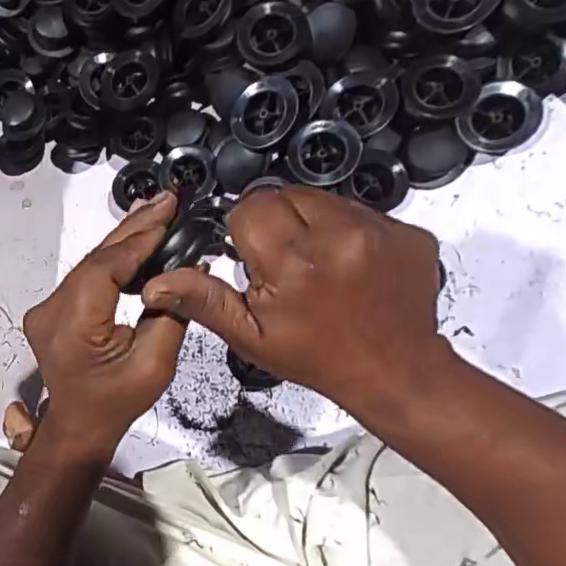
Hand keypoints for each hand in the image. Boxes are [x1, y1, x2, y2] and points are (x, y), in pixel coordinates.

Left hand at [21, 192, 186, 456]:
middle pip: (96, 258)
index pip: (107, 267)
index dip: (140, 239)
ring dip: (124, 240)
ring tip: (156, 213)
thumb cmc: (114, 404)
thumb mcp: (155, 364)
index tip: (168, 214)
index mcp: (72, 326)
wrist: (79, 425)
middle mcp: (50, 312)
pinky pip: (86, 276)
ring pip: (90, 263)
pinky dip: (112, 259)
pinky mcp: (51, 310)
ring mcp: (46, 310)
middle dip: (134, 228)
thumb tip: (188, 269)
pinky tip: (135, 243)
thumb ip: (172, 313)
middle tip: (166, 200)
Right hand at [140, 185, 449, 420]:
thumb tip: (160, 285)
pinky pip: (360, 210)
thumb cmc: (321, 358)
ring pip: (323, 198)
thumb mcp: (251, 336)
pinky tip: (348, 266)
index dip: (245, 231)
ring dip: (313, 225)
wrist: (392, 369)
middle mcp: (339, 237)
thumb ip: (204, 301)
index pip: (251, 206)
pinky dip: (347, 231)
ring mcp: (378, 231)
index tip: (255, 257)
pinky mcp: (404, 231)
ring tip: (319, 268)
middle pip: (286, 195)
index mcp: (294, 263)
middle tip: (288, 267)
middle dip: (278, 225)